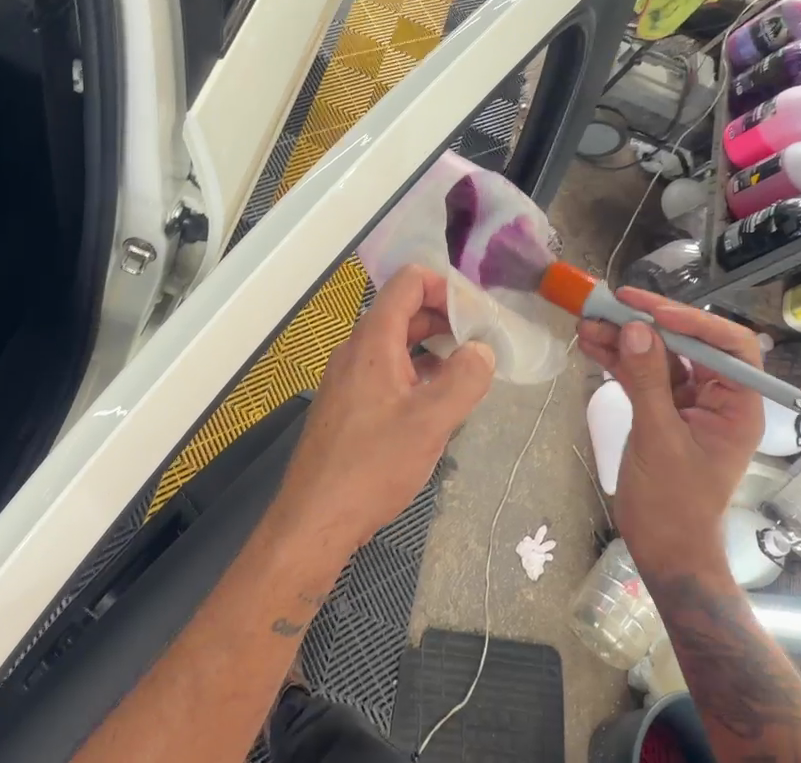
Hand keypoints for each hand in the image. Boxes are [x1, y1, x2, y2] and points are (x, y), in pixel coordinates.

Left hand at [272, 266, 495, 554]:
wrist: (316, 516)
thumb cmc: (372, 466)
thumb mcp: (431, 423)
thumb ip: (463, 380)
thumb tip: (483, 349)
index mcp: (372, 342)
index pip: (407, 284)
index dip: (445, 286)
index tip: (478, 312)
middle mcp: (356, 351)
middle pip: (403, 312)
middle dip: (445, 318)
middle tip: (484, 340)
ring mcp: (348, 378)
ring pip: (395, 344)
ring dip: (433, 347)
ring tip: (469, 369)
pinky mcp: (348, 404)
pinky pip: (386, 371)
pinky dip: (415, 372)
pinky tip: (438, 399)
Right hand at [577, 289, 763, 577]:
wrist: (664, 549)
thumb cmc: (675, 503)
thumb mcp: (660, 439)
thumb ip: (647, 381)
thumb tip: (634, 330)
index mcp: (736, 404)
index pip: (729, 346)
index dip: (693, 321)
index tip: (650, 310)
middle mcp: (715, 397)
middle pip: (687, 344)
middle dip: (647, 324)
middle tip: (609, 306)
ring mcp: (686, 403)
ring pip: (658, 356)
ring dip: (624, 339)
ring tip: (588, 323)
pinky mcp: (660, 411)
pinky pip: (640, 375)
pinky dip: (616, 359)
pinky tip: (591, 345)